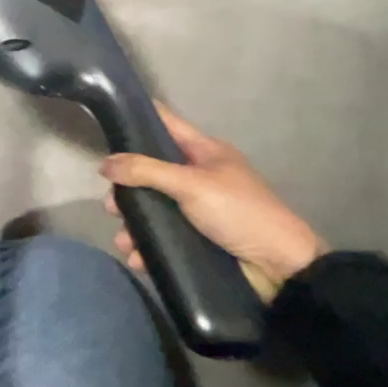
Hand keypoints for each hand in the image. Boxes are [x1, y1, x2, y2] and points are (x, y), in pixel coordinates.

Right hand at [101, 104, 327, 299]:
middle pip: (150, 170)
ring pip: (154, 206)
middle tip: (110, 205)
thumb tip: (104, 164)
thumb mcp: (191, 185)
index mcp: (204, 152)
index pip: (164, 122)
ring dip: (135, 223)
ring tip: (123, 239)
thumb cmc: (240, 213)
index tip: (105, 120)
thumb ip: (146, 171)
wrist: (284, 270)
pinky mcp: (199, 238)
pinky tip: (137, 256)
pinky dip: (148, 245)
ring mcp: (199, 208)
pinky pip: (164, 235)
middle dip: (126, 187)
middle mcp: (199, 175)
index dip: (136, 117)